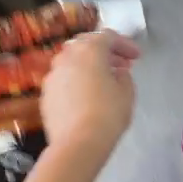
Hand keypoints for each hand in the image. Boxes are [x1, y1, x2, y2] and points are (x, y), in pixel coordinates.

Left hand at [41, 30, 139, 160]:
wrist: (77, 144)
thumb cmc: (108, 115)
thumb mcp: (127, 93)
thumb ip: (124, 77)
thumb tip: (117, 73)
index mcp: (89, 51)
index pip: (108, 37)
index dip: (125, 44)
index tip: (136, 57)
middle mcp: (66, 57)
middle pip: (86, 45)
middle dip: (105, 53)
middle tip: (121, 65)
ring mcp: (52, 75)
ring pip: (72, 62)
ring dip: (89, 66)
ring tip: (104, 81)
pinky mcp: (46, 94)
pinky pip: (64, 80)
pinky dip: (77, 81)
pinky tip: (87, 97)